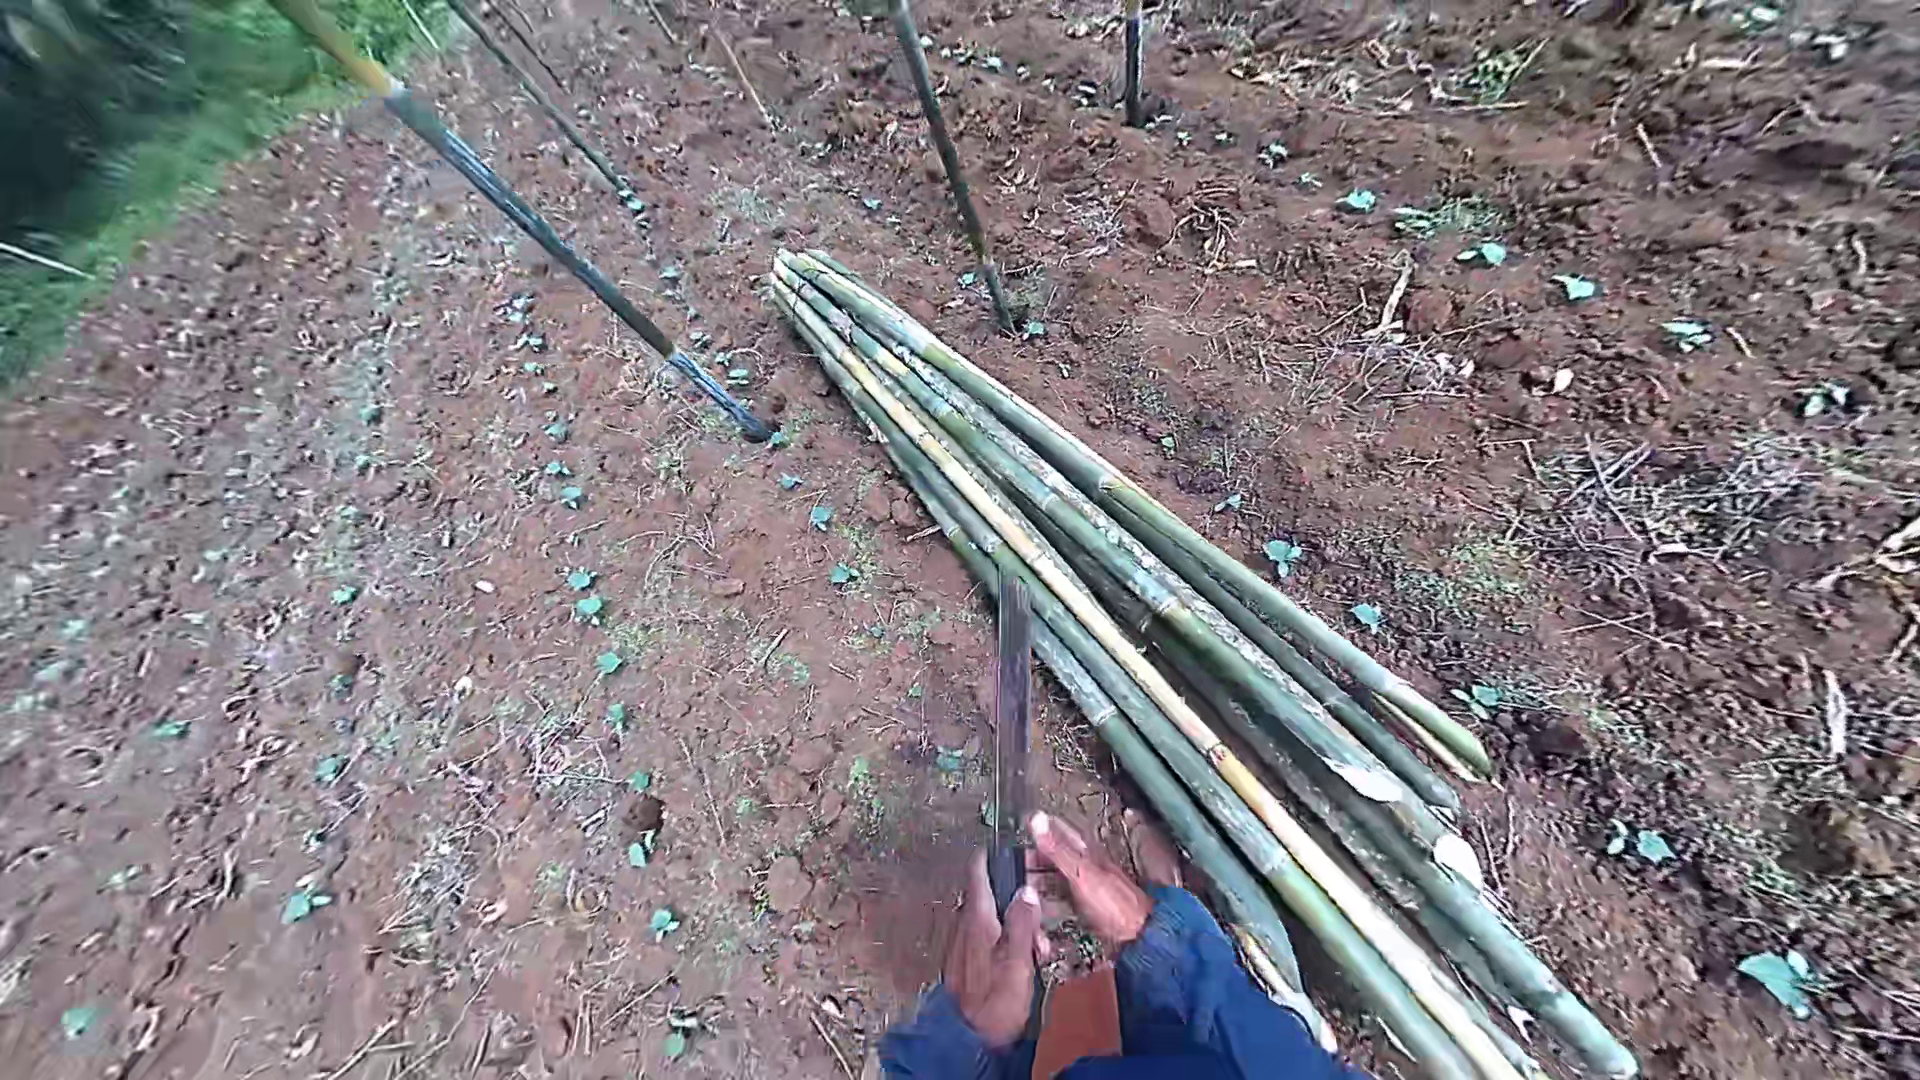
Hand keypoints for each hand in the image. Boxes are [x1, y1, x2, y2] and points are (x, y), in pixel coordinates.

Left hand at [944, 851, 1045, 1047]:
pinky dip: (1008, 940)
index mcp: (977, 915)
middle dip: (1018, 897)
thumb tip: (1027, 891)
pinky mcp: (969, 960)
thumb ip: (1023, 922)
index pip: (979, 869)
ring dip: (1017, 924)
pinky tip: (1024, 960)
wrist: (967, 1043)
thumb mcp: (1016, 960)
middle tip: (1040, 912)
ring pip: (994, 916)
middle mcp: (967, 922)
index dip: (994, 853)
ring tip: (1038, 947)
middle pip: (992, 892)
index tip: (1010, 845)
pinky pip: (990, 937)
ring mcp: (965, 941)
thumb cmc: (992, 1003)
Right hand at [1029, 812, 1155, 945]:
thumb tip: (1037, 819)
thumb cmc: (1113, 903)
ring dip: (1039, 879)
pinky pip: (1061, 897)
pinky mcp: (1086, 905)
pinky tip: (1040, 908)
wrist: (1138, 936)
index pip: (1057, 827)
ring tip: (1023, 885)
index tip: (1021, 824)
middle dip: (1035, 856)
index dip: (1039, 824)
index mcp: (1084, 850)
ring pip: (1056, 875)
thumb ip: (1057, 848)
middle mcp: (1085, 863)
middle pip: (1054, 853)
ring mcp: (1086, 884)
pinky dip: (1048, 900)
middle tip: (1016, 861)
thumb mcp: (1080, 872)